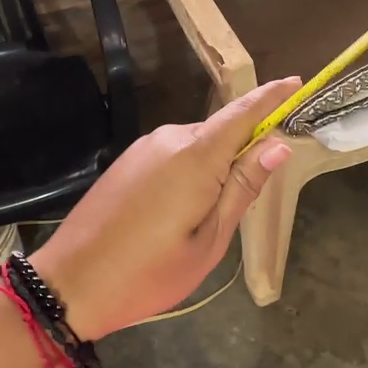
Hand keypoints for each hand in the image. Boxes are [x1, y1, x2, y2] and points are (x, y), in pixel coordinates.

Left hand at [25, 79, 299, 339]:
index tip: (298, 82)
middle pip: (222, 131)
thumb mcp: (209, 241)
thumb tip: (278, 146)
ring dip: (215, 166)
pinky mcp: (128, 161)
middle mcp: (170, 139)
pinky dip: (191, 171)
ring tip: (208, 219)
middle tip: (254, 194)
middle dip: (244, 148)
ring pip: (197, 145)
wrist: (69, 284)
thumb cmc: (148, 273)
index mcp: (196, 156)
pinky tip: (180, 212)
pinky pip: (174, 155)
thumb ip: (243, 188)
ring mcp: (145, 148)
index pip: (244, 112)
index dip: (273, 96)